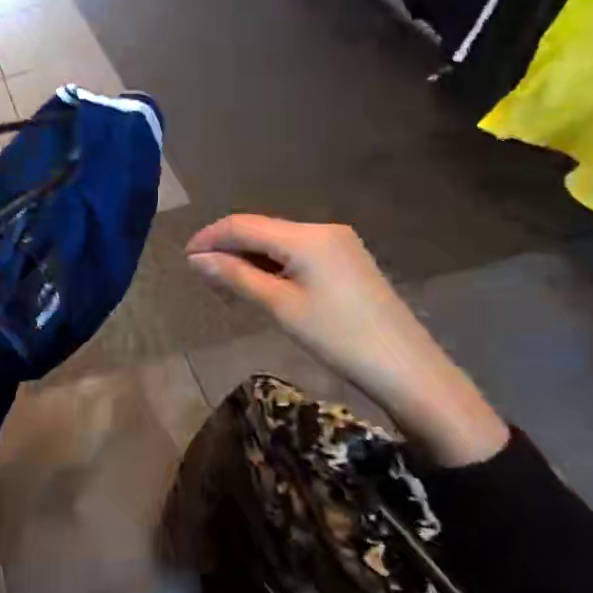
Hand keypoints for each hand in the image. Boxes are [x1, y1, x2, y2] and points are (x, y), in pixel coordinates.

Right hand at [185, 216, 508, 466]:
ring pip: (278, 241)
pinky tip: (261, 285)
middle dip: (228, 248)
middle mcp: (322, 230)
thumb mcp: (280, 307)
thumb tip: (196, 259)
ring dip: (248, 257)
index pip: (243, 224)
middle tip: (203, 277)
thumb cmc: (338, 337)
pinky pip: (297, 252)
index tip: (185, 259)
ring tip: (226, 285)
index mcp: (305, 236)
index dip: (209, 238)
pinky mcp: (347, 260)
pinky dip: (272, 264)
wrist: (408, 368)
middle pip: (260, 229)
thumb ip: (235, 277)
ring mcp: (338, 244)